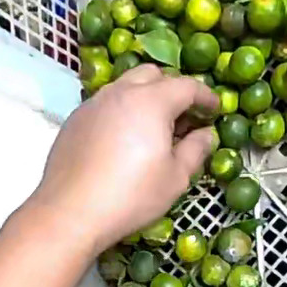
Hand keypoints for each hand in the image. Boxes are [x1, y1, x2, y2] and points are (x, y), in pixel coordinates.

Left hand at [22, 66, 217, 257]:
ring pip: (125, 87)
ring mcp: (93, 104)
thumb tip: (206, 134)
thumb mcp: (175, 178)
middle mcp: (120, 92)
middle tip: (183, 117)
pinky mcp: (74, 120)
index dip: (205, 96)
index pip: (187, 86)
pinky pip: (105, 105)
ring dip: (144, 98)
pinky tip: (123, 141)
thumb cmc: (131, 195)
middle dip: (173, 90)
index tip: (215, 110)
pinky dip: (121, 112)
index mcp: (151, 101)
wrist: (71, 211)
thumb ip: (195, 150)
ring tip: (152, 128)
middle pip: (153, 75)